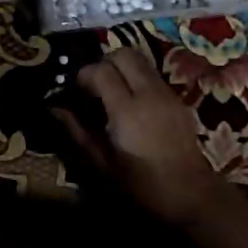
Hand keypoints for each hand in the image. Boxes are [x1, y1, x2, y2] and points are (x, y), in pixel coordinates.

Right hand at [53, 47, 233, 225]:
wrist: (192, 193)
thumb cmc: (142, 184)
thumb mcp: (102, 162)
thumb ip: (77, 131)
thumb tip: (55, 109)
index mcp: (127, 111)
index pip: (101, 70)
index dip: (83, 75)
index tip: (76, 90)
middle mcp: (149, 94)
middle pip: (123, 54)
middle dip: (103, 62)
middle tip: (93, 84)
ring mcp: (167, 94)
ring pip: (140, 60)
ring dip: (121, 67)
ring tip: (110, 90)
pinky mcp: (178, 98)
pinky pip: (152, 74)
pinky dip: (136, 77)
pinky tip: (130, 100)